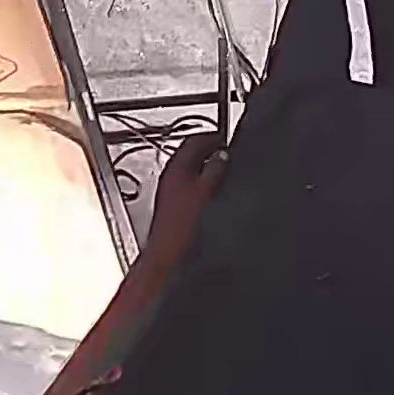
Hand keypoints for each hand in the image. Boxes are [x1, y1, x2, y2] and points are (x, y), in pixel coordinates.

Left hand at [143, 134, 226, 268]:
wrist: (168, 258)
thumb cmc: (182, 226)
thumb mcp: (207, 191)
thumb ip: (215, 169)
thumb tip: (223, 155)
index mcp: (177, 168)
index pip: (193, 140)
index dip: (211, 136)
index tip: (224, 137)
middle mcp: (170, 177)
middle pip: (189, 154)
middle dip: (207, 150)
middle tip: (225, 151)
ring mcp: (169, 192)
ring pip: (189, 170)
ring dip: (204, 167)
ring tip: (222, 170)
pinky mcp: (172, 207)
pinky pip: (188, 185)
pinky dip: (200, 183)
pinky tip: (212, 193)